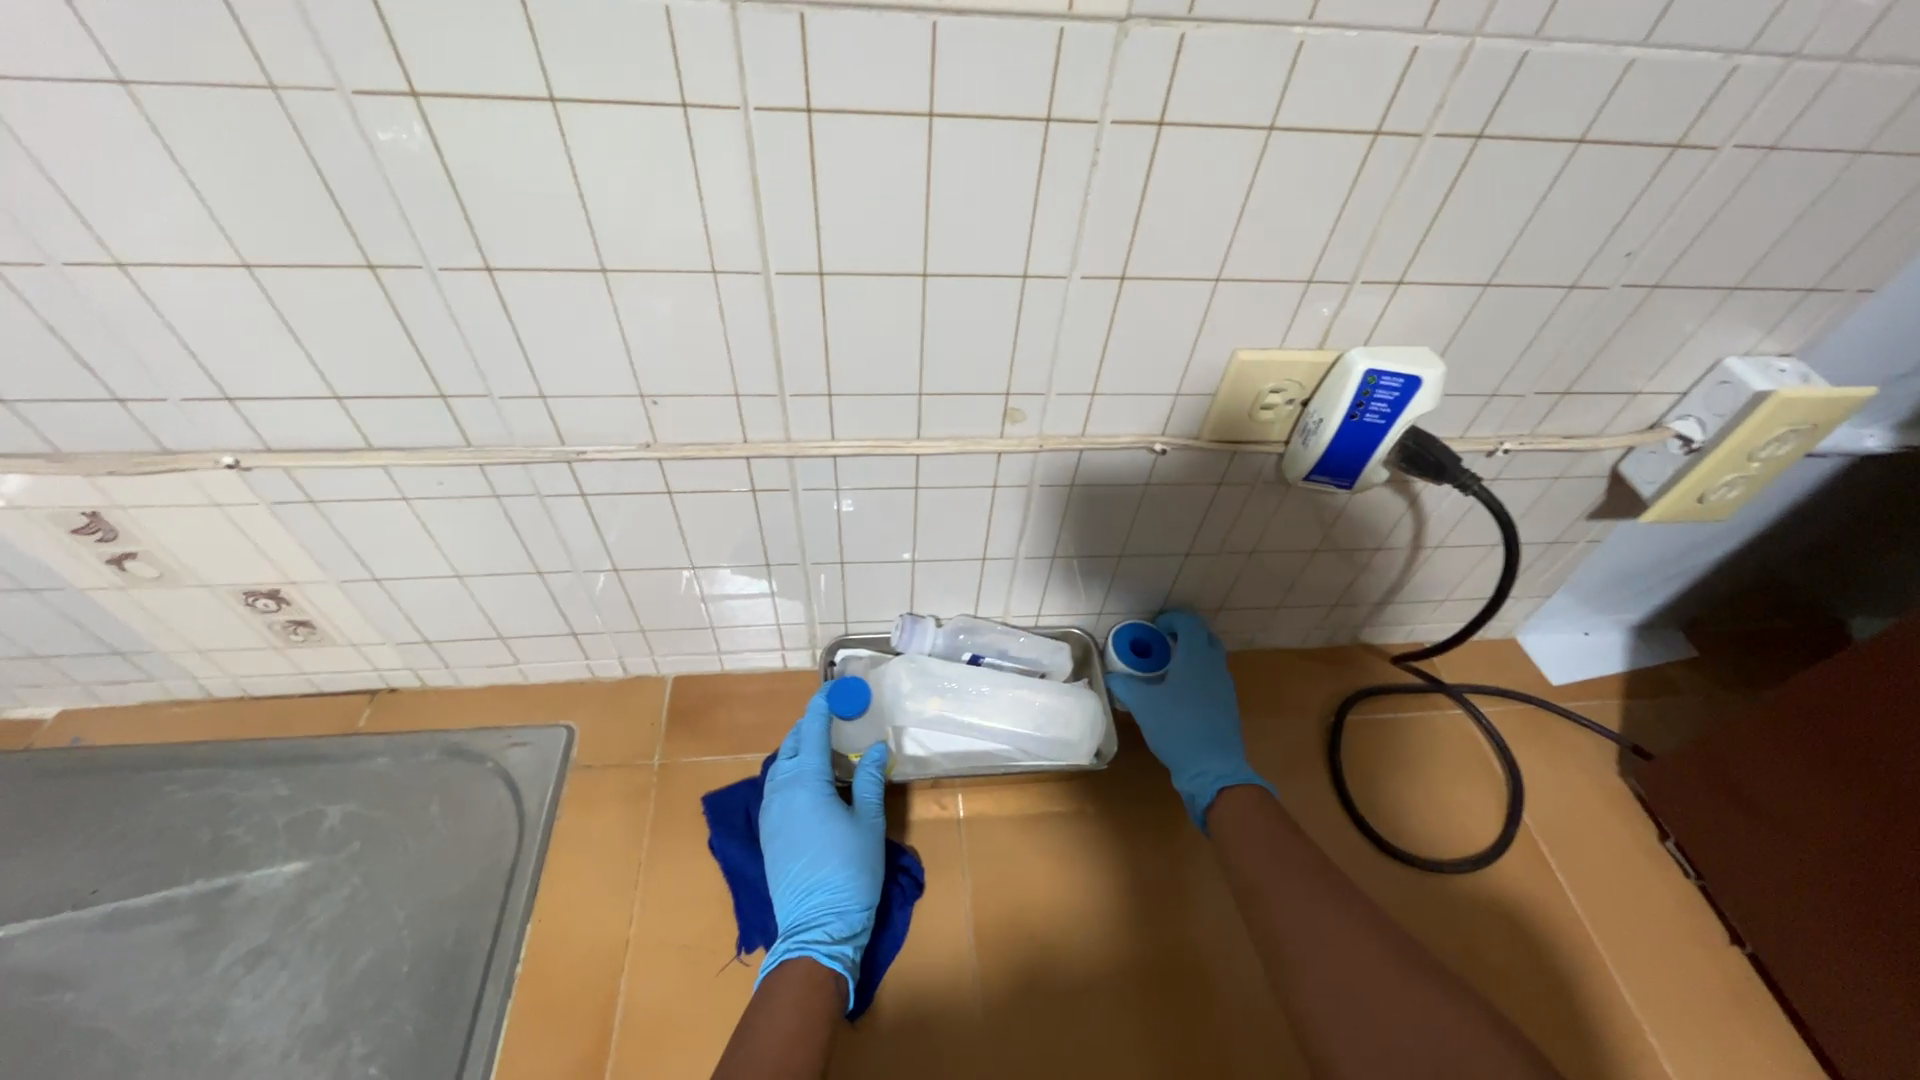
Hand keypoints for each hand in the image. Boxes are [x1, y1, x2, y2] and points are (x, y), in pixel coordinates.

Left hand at [757, 685, 890, 1009]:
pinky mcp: (767, 832)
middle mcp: (781, 790)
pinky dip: (791, 772)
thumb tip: (876, 748)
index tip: (836, 689)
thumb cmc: (851, 871)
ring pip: (780, 766)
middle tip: (835, 718)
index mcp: (806, 781)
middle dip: (810, 725)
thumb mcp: (870, 823)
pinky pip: (776, 787)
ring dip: (799, 749)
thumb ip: (870, 781)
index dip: (824, 706)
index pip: (812, 730)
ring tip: (825, 747)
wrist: (818, 926)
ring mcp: (769, 812)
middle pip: (791, 744)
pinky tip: (811, 782)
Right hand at [1106, 611, 1274, 829]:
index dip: (1172, 618)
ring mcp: (1226, 686)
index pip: (1189, 622)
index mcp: (1196, 657)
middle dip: (1184, 634)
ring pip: (1211, 658)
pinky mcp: (1228, 704)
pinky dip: (1198, 675)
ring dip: (1192, 655)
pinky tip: (1181, 695)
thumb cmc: (1177, 728)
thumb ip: (1125, 685)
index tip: (1155, 627)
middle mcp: (1215, 666)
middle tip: (1161, 644)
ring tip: (1168, 669)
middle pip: (1204, 637)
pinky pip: (1214, 678)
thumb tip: (1111, 675)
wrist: (1213, 768)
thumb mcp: (1143, 705)